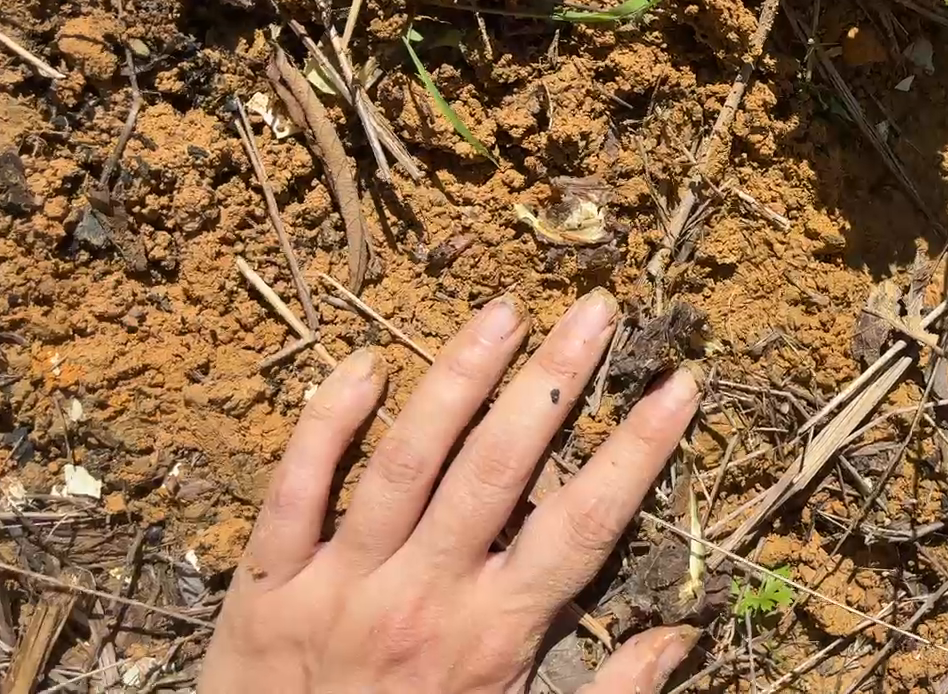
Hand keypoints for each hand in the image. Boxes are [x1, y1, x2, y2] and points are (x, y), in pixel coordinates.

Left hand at [198, 289, 700, 692]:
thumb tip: (683, 639)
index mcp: (494, 634)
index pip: (586, 522)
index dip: (639, 449)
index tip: (679, 385)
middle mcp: (422, 597)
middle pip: (499, 466)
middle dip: (555, 379)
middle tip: (595, 309)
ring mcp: (338, 587)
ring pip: (407, 461)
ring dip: (459, 377)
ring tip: (505, 311)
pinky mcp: (264, 589)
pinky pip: (291, 493)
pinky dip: (324, 426)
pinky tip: (364, 362)